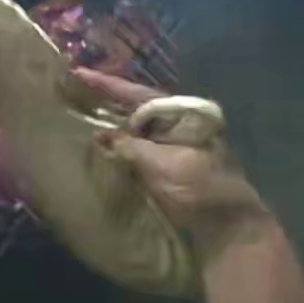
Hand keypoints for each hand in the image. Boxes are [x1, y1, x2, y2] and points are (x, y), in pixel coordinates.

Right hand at [74, 68, 269, 252]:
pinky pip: (135, 144)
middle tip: (75, 88)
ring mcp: (171, 145)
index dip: (107, 84)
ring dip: (109, 119)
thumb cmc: (200, 190)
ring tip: (80, 110)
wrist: (228, 230)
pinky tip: (98, 140)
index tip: (79, 73)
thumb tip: (100, 136)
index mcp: (182, 116)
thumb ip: (129, 146)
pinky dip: (116, 140)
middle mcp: (176, 124)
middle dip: (106, 97)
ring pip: (134, 124)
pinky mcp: (166, 165)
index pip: (138, 93)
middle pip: (135, 105)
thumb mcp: (162, 165)